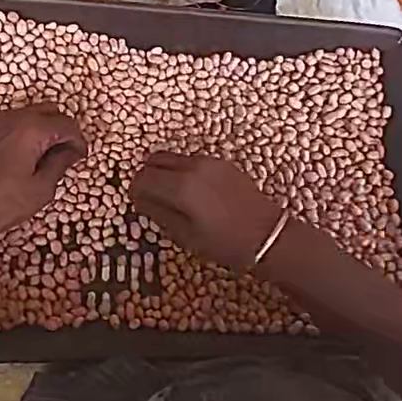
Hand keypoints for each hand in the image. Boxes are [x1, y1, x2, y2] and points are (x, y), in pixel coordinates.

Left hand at [0, 104, 85, 257]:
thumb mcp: (41, 189)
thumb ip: (60, 165)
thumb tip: (70, 153)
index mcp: (32, 128)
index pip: (68, 125)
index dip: (80, 142)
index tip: (82, 158)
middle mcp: (14, 119)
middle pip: (52, 112)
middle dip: (65, 131)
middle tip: (71, 156)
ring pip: (34, 115)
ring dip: (48, 131)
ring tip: (53, 159)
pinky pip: (18, 124)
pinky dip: (31, 134)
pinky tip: (32, 159)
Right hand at [130, 153, 283, 269]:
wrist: (266, 236)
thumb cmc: (223, 242)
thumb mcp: (185, 235)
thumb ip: (158, 213)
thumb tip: (140, 199)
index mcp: (180, 186)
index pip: (143, 178)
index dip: (135, 190)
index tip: (136, 202)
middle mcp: (193, 166)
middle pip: (155, 160)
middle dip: (147, 176)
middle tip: (148, 197)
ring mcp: (210, 162)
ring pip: (174, 158)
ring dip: (164, 172)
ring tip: (170, 197)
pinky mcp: (223, 163)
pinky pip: (192, 161)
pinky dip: (182, 171)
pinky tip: (191, 193)